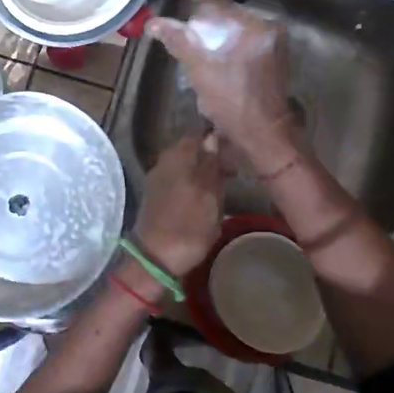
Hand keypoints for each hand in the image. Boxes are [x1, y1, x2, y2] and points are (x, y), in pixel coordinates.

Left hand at [132, 131, 223, 277]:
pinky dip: (193, 182)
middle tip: (236, 166)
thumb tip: (214, 136)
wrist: (155, 259)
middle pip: (192, 149)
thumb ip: (211, 164)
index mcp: (177, 156)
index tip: (239, 146)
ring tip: (226, 181)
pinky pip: (179, 179)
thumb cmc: (188, 226)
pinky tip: (207, 193)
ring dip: (204, 170)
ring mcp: (158, 179)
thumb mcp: (210, 196)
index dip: (219, 138)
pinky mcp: (156, 196)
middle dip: (213, 154)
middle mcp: (163, 161)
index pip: (200, 133)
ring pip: (186, 165)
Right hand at [146, 1, 296, 171]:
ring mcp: (273, 48)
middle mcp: (270, 31)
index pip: (217, 9)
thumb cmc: (231, 102)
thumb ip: (179, 42)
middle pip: (225, 23)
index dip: (192, 22)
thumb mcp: (200, 70)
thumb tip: (153, 23)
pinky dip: (226, 57)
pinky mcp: (271, 63)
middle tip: (187, 56)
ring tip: (199, 67)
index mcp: (257, 27)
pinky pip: (242, 50)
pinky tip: (215, 75)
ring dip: (213, 48)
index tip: (178, 38)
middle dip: (203, 37)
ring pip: (232, 37)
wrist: (262, 135)